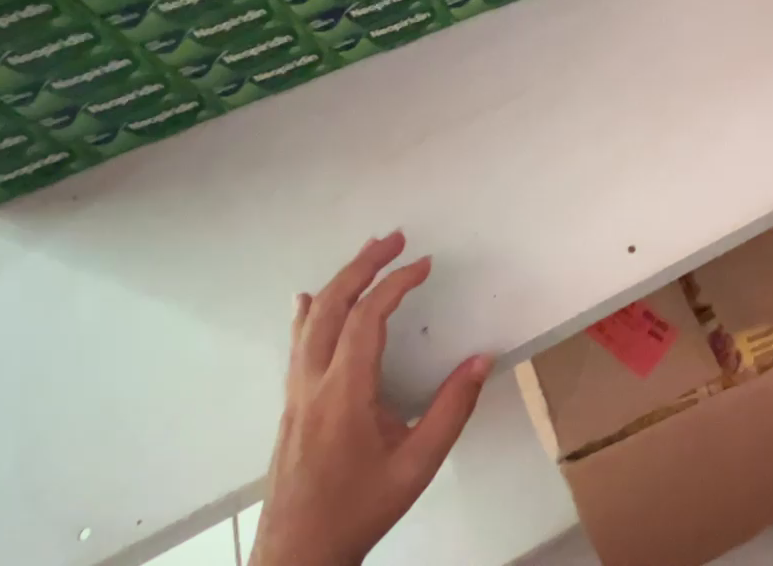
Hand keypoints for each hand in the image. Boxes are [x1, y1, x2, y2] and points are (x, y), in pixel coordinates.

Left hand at [250, 231, 493, 565]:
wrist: (297, 557)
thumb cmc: (360, 508)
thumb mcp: (418, 464)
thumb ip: (452, 409)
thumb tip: (481, 359)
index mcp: (344, 393)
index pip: (367, 319)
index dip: (396, 284)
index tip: (424, 264)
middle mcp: (312, 384)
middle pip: (330, 308)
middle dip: (362, 266)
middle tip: (393, 238)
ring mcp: (295, 394)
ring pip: (309, 323)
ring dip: (339, 282)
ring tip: (365, 254)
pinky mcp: (290, 405)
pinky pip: (298, 344)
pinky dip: (309, 312)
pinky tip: (307, 301)